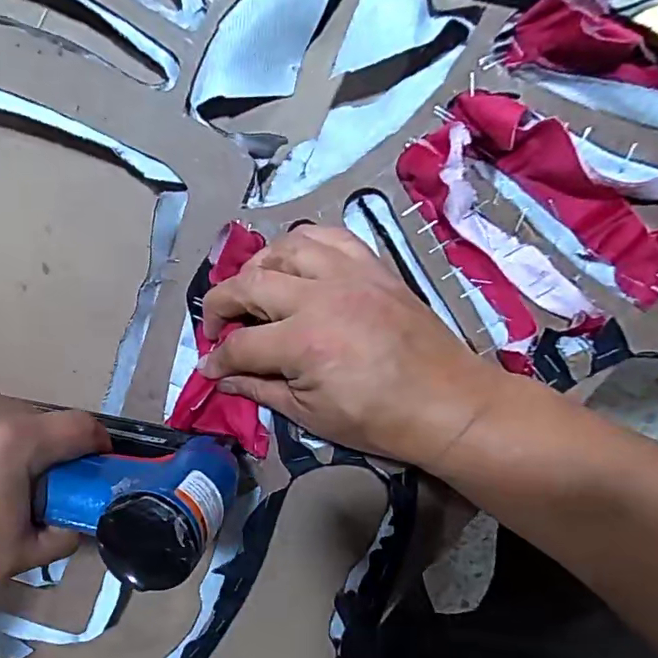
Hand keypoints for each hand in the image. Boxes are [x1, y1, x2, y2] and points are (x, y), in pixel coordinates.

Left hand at [0, 378, 107, 605]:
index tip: (94, 469)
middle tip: (20, 492)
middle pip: (37, 422)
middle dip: (41, 454)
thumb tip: (72, 525)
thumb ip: (58, 539)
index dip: (98, 449)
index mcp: (15, 435)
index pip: (82, 428)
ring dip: (1, 442)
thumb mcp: (7, 557)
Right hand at [198, 226, 532, 468]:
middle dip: (219, 304)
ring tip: (252, 287)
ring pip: (286, 247)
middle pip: (250, 284)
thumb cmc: (378, 420)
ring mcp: (350, 274)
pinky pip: (330, 236)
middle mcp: (321, 297)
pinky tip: (295, 262)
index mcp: (304, 343)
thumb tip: (223, 379)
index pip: (240, 345)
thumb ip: (260, 390)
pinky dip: (303, 244)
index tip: (209, 368)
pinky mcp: (374, 267)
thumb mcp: (310, 415)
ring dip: (258, 264)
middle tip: (216, 326)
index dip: (217, 359)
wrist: (447, 403)